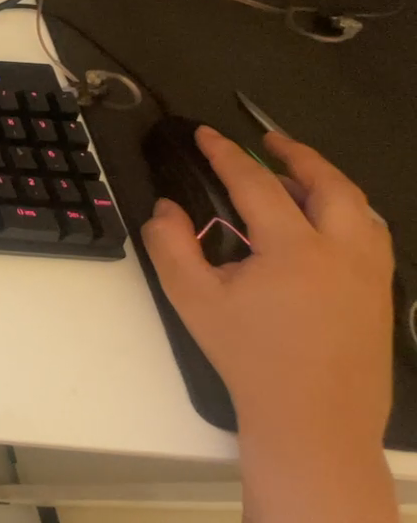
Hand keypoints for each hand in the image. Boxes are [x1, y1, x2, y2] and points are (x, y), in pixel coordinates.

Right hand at [141, 126, 395, 521]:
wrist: (313, 415)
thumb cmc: (247, 353)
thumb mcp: (189, 295)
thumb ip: (169, 242)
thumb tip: (168, 208)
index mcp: (295, 250)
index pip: (257, 185)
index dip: (227, 154)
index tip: (205, 134)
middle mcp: (344, 255)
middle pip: (334, 188)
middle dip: (300, 157)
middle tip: (268, 139)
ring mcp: (371, 276)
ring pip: (363, 211)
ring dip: (328, 182)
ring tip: (295, 173)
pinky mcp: (381, 296)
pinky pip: (371, 236)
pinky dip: (345, 211)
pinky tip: (319, 219)